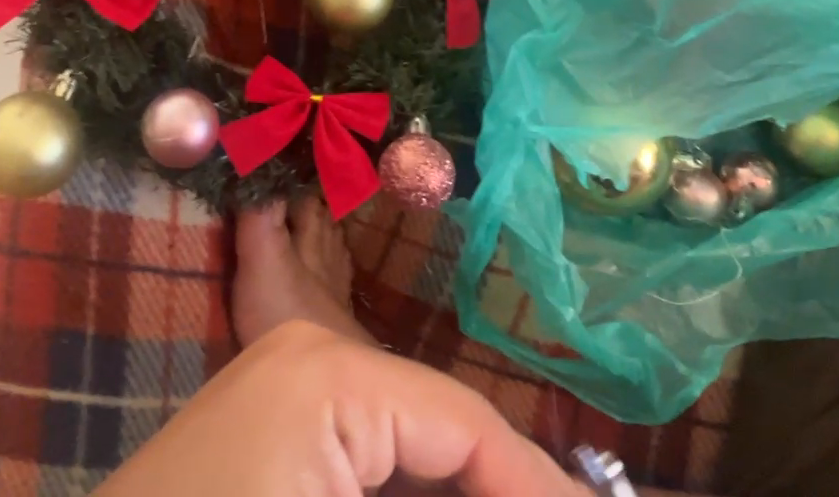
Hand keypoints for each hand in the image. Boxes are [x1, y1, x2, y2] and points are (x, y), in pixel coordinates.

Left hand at [95, 320, 584, 496]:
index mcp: (332, 373)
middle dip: (497, 478)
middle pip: (444, 429)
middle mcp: (312, 355)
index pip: (470, 426)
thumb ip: (453, 487)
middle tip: (560, 496)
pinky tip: (434, 489)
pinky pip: (366, 447)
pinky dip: (406, 478)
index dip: (541, 481)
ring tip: (504, 485)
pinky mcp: (277, 421)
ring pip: (408, 439)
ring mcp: (289, 383)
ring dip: (452, 477)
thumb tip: (555, 491)